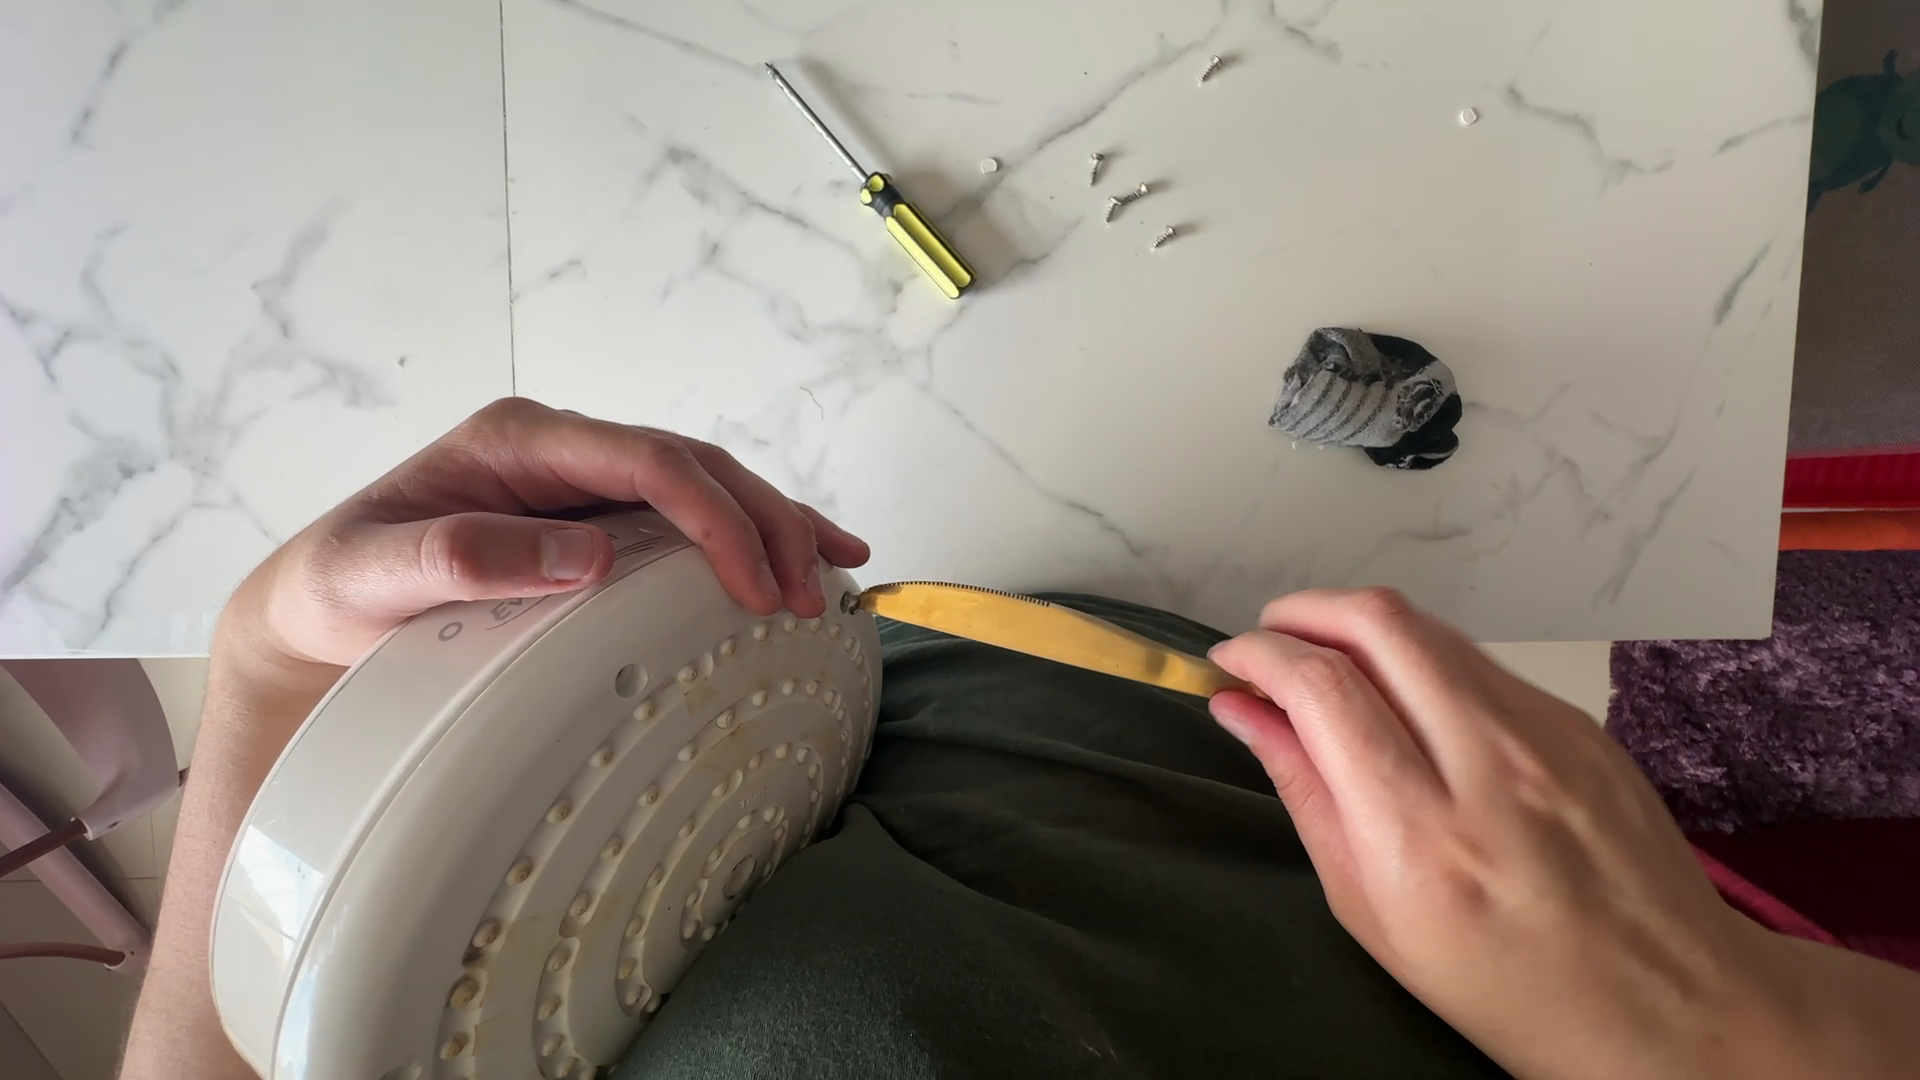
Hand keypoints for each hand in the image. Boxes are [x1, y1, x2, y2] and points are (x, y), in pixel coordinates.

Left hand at [222, 397, 868, 691]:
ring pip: (718, 483)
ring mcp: (599, 478)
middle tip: (806, 592)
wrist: (331, 612)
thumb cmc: (344, 591)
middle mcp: (575, 449)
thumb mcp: (367, 574)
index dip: (714, 518)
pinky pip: (704, 510)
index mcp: (524, 441)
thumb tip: (588, 555)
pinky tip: (808, 551)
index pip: (650, 461)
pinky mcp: (616, 512)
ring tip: (833, 569)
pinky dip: (761, 532)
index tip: (753, 585)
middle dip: (767, 525)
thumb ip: (460, 555)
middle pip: (701, 467)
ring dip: (781, 525)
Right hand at [1206, 589, 1806, 1079]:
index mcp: (1421, 832)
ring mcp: (1545, 732)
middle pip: (1376, 622)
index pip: (1323, 689)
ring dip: (1347, 622)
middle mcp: (1489, 765)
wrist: (1677, 1009)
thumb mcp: (1363, 902)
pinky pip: (1465, 654)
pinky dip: (1404, 653)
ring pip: (1420, 624)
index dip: (1258, 655)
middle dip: (1299, 609)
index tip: (1228, 661)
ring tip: (1318, 659)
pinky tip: (1392, 694)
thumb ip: (1299, 787)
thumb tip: (1239, 710)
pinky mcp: (1574, 717)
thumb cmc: (1497, 977)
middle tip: (1267, 638)